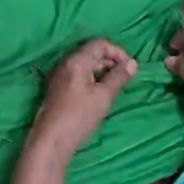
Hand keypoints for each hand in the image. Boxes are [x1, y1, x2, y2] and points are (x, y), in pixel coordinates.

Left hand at [28, 39, 137, 159]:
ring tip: (114, 88)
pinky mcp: (58, 88)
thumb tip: (132, 63)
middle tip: (125, 79)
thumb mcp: (104, 96)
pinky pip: (78, 75)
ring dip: (102, 72)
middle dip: (111, 62)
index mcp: (77, 60)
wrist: (51, 140)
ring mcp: (60, 75)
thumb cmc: (80, 116)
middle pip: (92, 52)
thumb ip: (119, 77)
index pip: (100, 44)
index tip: (130, 68)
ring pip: (85, 65)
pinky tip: (99, 94)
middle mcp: (66, 62)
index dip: (118, 52)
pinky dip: (92, 79)